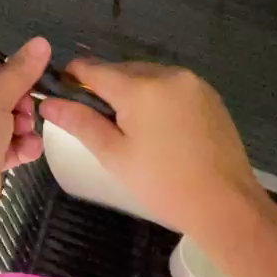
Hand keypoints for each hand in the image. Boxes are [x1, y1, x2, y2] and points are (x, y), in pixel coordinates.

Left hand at [0, 38, 50, 217]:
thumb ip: (22, 70)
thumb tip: (42, 40)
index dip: (12, 75)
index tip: (31, 85)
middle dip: (20, 106)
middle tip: (26, 116)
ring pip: (4, 121)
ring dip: (22, 128)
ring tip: (26, 136)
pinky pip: (3, 144)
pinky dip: (17, 147)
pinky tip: (28, 153)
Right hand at [38, 61, 265, 237]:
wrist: (228, 207)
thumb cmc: (164, 184)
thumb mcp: (115, 155)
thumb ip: (79, 122)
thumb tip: (47, 102)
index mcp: (140, 86)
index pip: (91, 69)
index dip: (73, 80)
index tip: (65, 99)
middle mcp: (166, 73)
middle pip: (119, 70)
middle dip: (106, 90)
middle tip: (104, 127)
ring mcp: (192, 83)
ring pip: (145, 76)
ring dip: (132, 93)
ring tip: (135, 131)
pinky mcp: (209, 95)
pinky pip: (170, 86)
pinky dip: (157, 98)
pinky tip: (162, 130)